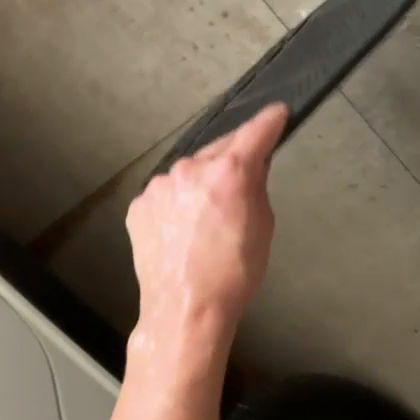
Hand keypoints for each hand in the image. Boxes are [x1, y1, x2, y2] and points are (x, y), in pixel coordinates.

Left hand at [125, 104, 286, 368]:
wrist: (187, 307)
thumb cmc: (234, 272)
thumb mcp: (264, 223)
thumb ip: (257, 185)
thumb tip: (253, 167)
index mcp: (229, 172)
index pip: (255, 132)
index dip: (270, 121)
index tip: (278, 112)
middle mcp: (191, 170)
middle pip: (220, 148)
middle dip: (235, 157)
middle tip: (247, 177)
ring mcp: (161, 186)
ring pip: (191, 170)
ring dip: (205, 180)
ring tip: (212, 216)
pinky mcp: (141, 205)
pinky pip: (169, 192)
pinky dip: (181, 200)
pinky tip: (188, 227)